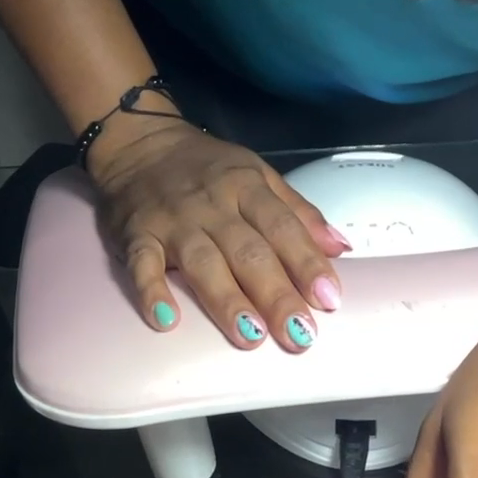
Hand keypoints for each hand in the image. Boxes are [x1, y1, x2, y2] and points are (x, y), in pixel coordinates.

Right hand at [87, 119, 349, 350]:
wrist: (137, 140)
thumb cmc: (208, 170)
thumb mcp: (258, 176)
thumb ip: (298, 214)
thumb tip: (340, 248)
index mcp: (248, 188)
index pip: (283, 228)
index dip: (307, 264)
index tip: (330, 301)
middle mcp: (213, 205)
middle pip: (249, 253)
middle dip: (276, 296)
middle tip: (299, 335)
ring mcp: (173, 222)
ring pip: (204, 263)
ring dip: (227, 301)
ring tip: (251, 337)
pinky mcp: (136, 236)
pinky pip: (143, 265)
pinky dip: (152, 292)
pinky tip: (166, 322)